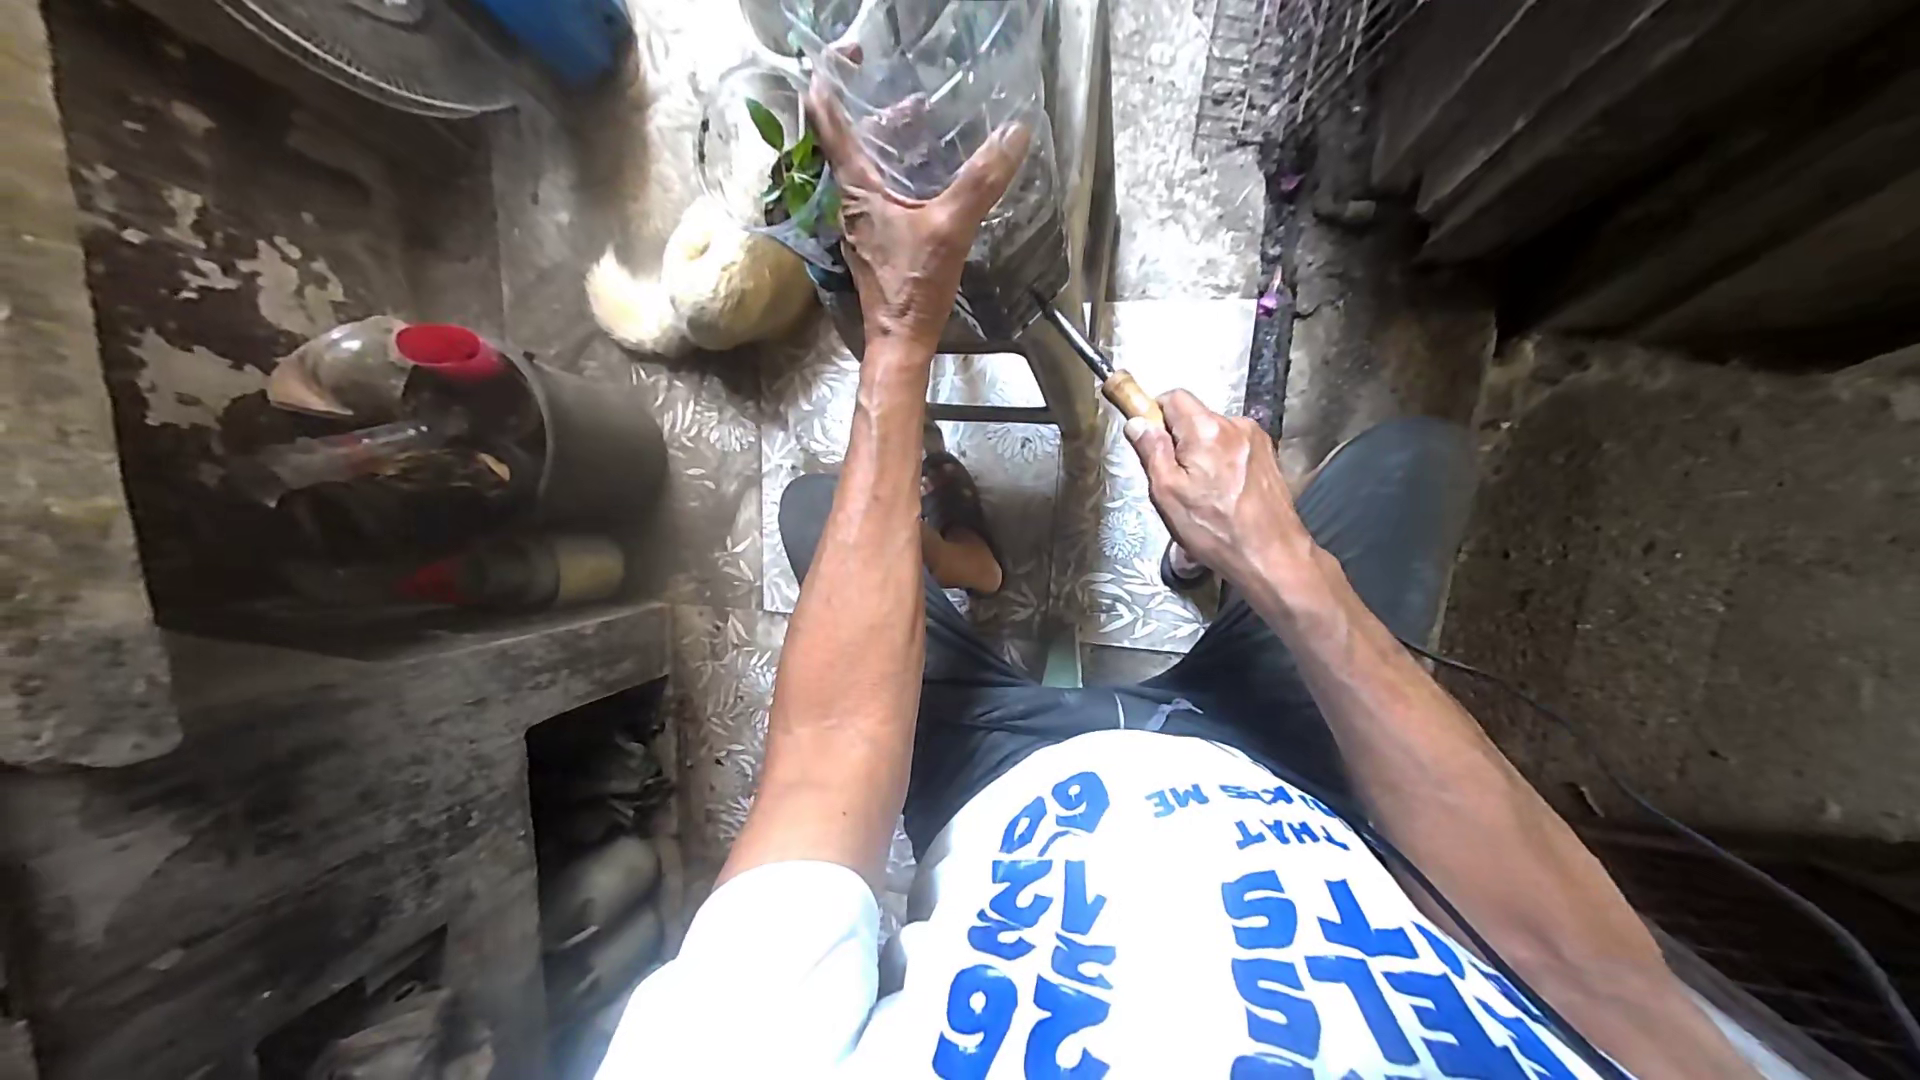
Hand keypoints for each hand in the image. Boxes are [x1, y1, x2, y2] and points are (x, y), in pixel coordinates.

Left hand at [807, 63, 1030, 353]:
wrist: (899, 342)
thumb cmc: (913, 288)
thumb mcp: (950, 230)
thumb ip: (980, 182)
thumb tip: (1013, 135)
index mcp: (856, 188)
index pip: (826, 118)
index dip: (834, 78)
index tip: (854, 55)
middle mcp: (849, 203)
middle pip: (852, 142)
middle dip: (880, 114)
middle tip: (915, 98)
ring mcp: (859, 226)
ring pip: (867, 172)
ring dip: (891, 147)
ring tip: (926, 133)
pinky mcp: (873, 246)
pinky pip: (879, 198)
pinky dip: (897, 179)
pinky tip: (926, 184)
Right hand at [1125, 390, 1313, 585]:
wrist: (1270, 555)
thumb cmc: (1217, 530)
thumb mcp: (1167, 493)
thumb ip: (1151, 451)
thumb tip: (1137, 423)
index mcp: (1207, 430)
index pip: (1173, 397)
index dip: (1154, 415)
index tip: (1147, 439)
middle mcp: (1235, 425)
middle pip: (1193, 416)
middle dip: (1177, 440)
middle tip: (1172, 478)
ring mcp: (1255, 440)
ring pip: (1212, 434)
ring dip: (1199, 454)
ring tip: (1199, 492)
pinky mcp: (1266, 455)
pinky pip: (1231, 448)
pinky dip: (1220, 463)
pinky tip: (1219, 494)